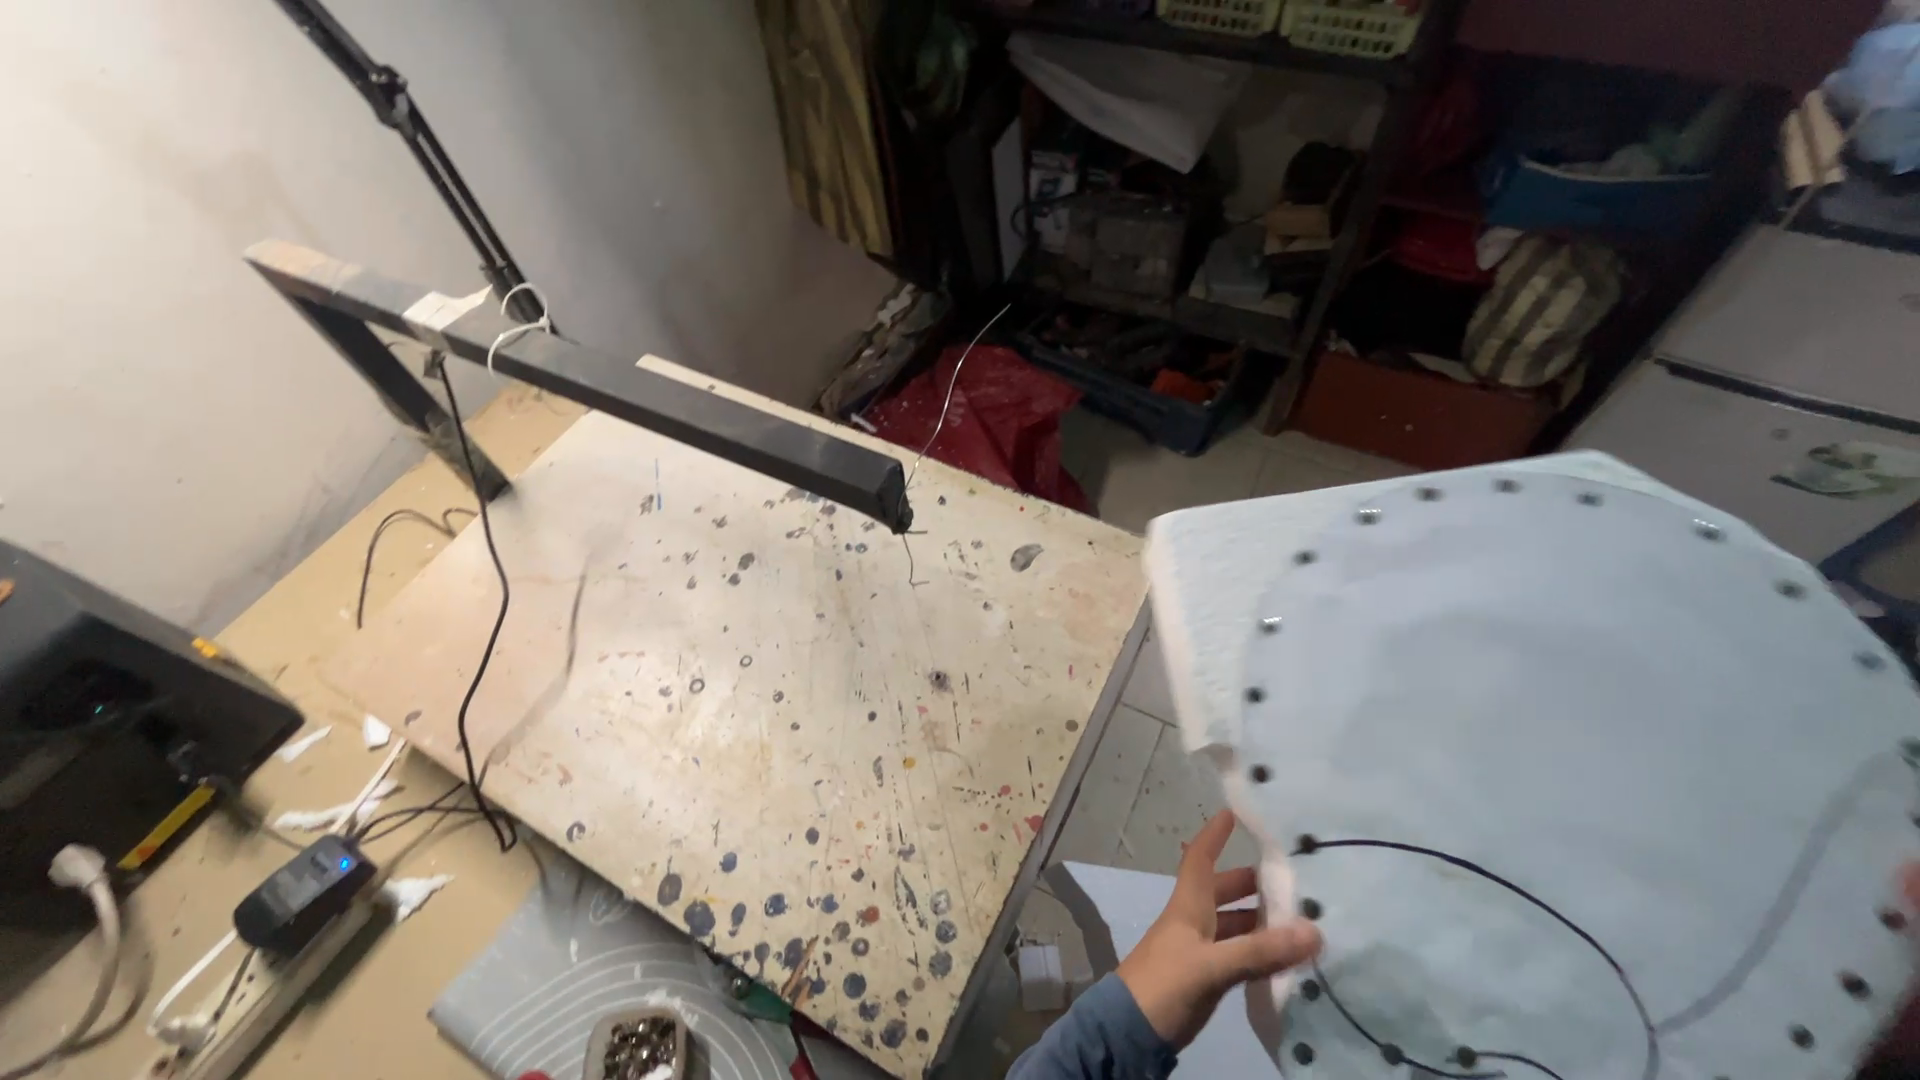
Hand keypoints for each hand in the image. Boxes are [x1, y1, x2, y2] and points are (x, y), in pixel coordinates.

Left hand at [1117, 810, 1322, 1047]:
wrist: (1131, 1029)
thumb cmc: (1166, 982)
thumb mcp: (1212, 965)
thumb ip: (1260, 950)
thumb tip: (1313, 930)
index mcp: (1188, 904)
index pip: (1200, 858)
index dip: (1214, 835)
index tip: (1234, 812)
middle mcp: (1194, 919)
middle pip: (1225, 891)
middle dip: (1254, 884)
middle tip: (1294, 881)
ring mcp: (1198, 948)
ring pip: (1234, 925)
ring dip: (1262, 922)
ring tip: (1302, 922)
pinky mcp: (1205, 975)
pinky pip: (1237, 953)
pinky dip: (1259, 952)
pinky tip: (1286, 960)